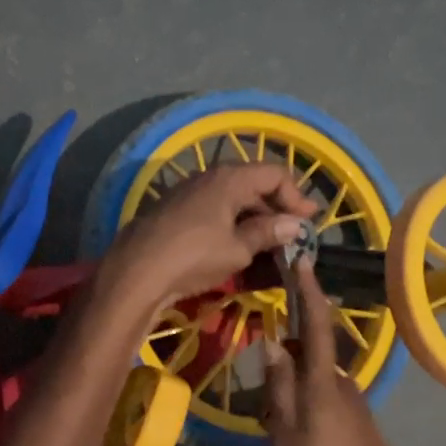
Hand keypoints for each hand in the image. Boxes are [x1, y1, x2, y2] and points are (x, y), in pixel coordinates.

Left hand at [102, 163, 317, 305]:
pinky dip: (232, 226)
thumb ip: (268, 233)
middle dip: (276, 208)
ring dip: (254, 220)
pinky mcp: (175, 212)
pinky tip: (238, 248)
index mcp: (229, 178)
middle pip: (253, 184)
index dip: (296, 196)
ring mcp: (189, 193)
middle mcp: (209, 177)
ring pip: (232, 199)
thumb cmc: (194, 256)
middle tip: (293, 234)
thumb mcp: (238, 248)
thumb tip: (294, 225)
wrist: (137, 272)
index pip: (274, 174)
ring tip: (269, 246)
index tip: (308, 221)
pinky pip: (214, 212)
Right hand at [263, 259, 437, 445]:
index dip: (308, 290)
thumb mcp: (288, 436)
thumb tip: (272, 341)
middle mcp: (343, 382)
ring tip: (271, 418)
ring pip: (313, 378)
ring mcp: (353, 402)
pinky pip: (323, 397)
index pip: (316, 324)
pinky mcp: (357, 421)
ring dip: (292, 384)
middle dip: (285, 352)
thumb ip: (279, 387)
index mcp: (324, 382)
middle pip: (309, 352)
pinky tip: (292, 435)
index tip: (301, 259)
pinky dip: (304, 402)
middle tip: (259, 375)